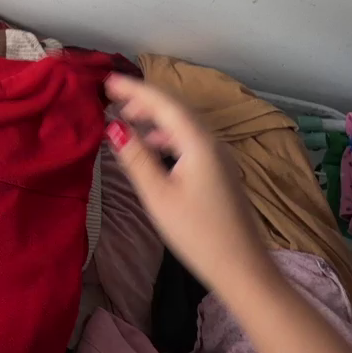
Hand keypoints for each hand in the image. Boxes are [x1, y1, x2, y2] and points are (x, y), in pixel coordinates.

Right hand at [103, 74, 270, 288]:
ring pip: (182, 123)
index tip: (107, 81)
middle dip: (143, 99)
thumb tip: (114, 126)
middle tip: (113, 99)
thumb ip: (136, 158)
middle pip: (175, 108)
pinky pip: (189, 139)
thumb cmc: (197, 233)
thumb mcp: (158, 195)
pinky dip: (166, 134)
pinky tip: (153, 147)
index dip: (134, 88)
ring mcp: (219, 156)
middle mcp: (211, 141)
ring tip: (128, 121)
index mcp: (197, 142)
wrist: (244, 271)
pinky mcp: (219, 171)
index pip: (162, 102)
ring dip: (154, 117)